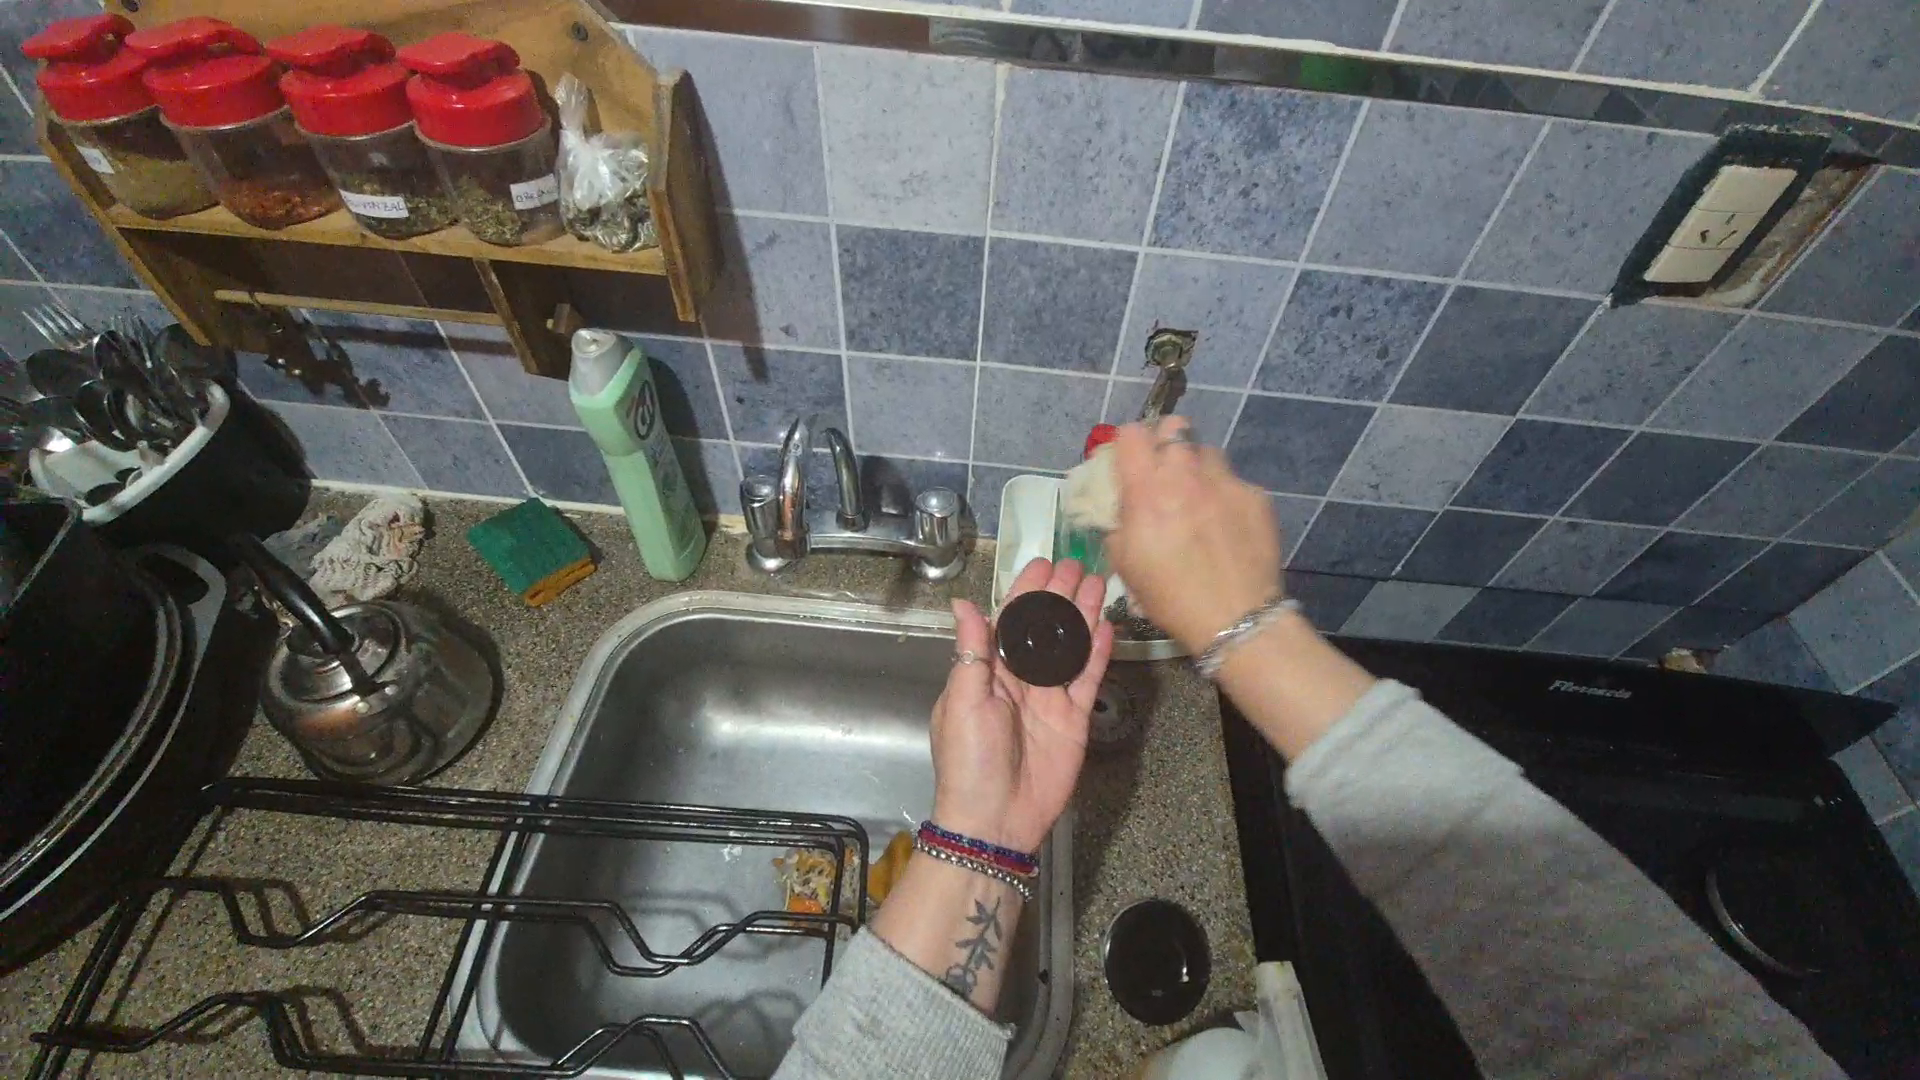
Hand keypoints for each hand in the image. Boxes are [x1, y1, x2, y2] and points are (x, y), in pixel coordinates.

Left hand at [930, 558, 1113, 853]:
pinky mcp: (1073, 718)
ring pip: (1068, 646)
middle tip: (1077, 564)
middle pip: (1043, 627)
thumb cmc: (970, 758)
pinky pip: (1087, 678)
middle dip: (1058, 595)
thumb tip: (963, 601)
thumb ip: (972, 649)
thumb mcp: (963, 698)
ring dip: (1081, 614)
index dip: (1025, 592)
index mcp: (987, 670)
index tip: (1042, 564)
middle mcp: (1019, 677)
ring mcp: (1049, 697)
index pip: (1009, 621)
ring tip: (1097, 582)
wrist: (995, 819)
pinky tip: (1106, 625)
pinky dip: (1096, 652)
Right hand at [1103, 416, 1283, 654]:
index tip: (1128, 461)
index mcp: (1147, 491)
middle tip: (1164, 469)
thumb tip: (1125, 511)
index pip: (1132, 435)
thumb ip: (1119, 526)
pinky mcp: (1256, 496)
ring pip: (1207, 452)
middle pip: (1174, 427)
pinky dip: (1225, 495)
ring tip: (1198, 496)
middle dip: (1165, 442)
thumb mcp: (1125, 565)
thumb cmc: (1169, 596)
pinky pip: (1234, 482)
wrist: (1235, 618)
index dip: (1127, 443)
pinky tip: (1226, 525)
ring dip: (1197, 467)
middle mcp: (1185, 476)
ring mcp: (1225, 483)